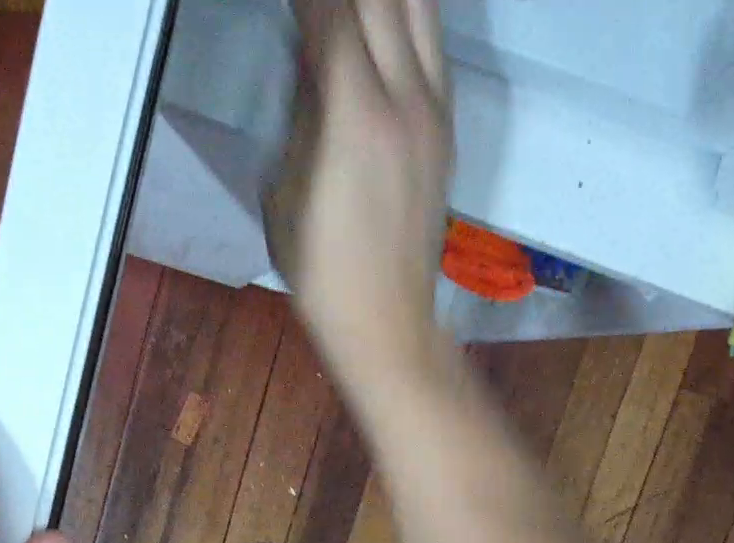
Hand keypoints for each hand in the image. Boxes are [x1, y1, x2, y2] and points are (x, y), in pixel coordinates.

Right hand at [265, 0, 453, 360]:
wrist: (386, 321)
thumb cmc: (320, 271)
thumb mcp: (285, 193)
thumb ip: (301, 118)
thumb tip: (310, 63)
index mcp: (356, 115)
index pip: (332, 13)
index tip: (288, 3)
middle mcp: (406, 97)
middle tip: (319, 4)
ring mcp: (435, 110)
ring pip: (422, 8)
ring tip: (356, 5)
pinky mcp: (447, 127)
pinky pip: (434, 44)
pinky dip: (410, 15)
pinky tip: (389, 16)